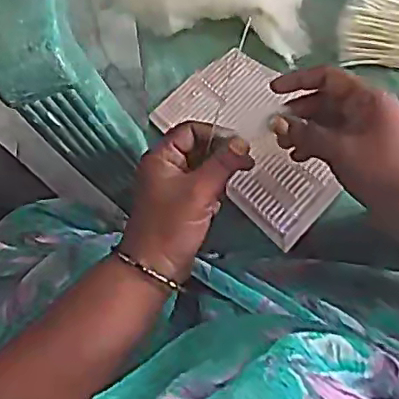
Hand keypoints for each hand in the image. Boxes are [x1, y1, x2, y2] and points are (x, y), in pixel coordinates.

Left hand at [121, 122, 254, 282]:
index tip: (238, 144)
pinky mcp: (179, 202)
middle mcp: (163, 167)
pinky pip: (200, 185)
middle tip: (243, 161)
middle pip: (196, 147)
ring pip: (200, 166)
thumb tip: (241, 143)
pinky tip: (222, 197)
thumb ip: (222, 164)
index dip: (214, 133)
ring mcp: (170, 185)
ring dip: (218, 171)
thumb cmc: (171, 226)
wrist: (155, 268)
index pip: (189, 130)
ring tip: (236, 177)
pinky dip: (213, 187)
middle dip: (219, 153)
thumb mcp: (200, 191)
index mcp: (160, 157)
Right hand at [270, 67, 398, 227]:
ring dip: (305, 130)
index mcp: (369, 99)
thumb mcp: (340, 149)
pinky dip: (316, 144)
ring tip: (284, 145)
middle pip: (327, 100)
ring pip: (329, 121)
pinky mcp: (368, 151)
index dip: (298, 81)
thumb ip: (306, 133)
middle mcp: (369, 110)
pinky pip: (336, 139)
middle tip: (276, 125)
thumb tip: (278, 122)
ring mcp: (369, 131)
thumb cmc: (384, 171)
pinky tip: (301, 156)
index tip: (274, 91)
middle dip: (299, 111)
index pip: (328, 78)